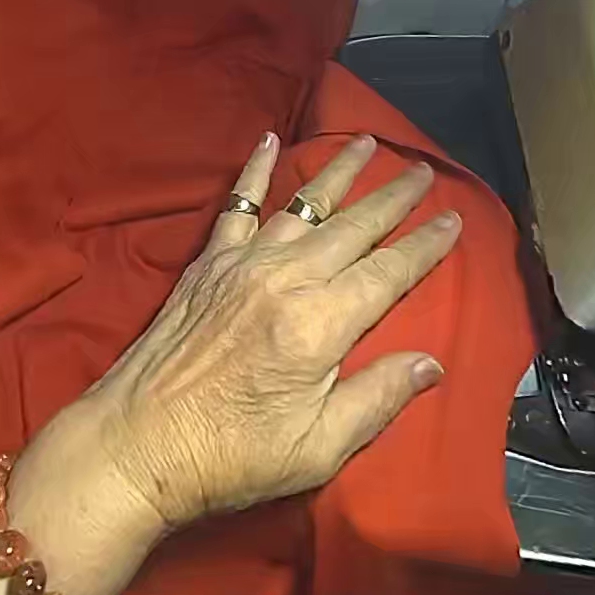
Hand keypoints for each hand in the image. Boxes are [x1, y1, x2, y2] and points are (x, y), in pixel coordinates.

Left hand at [6, 132, 458, 594]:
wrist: (140, 441)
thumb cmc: (233, 454)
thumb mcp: (317, 448)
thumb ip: (377, 398)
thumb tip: (430, 361)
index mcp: (319, 325)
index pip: (388, 273)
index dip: (425, 246)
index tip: (454, 219)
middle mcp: (284, 278)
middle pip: (352, 228)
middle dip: (393, 198)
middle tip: (423, 171)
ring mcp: (242, 262)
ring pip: (303, 205)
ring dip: (338, 173)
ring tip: (366, 143)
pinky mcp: (209, 260)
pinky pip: (236, 204)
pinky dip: (253, 170)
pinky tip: (267, 140)